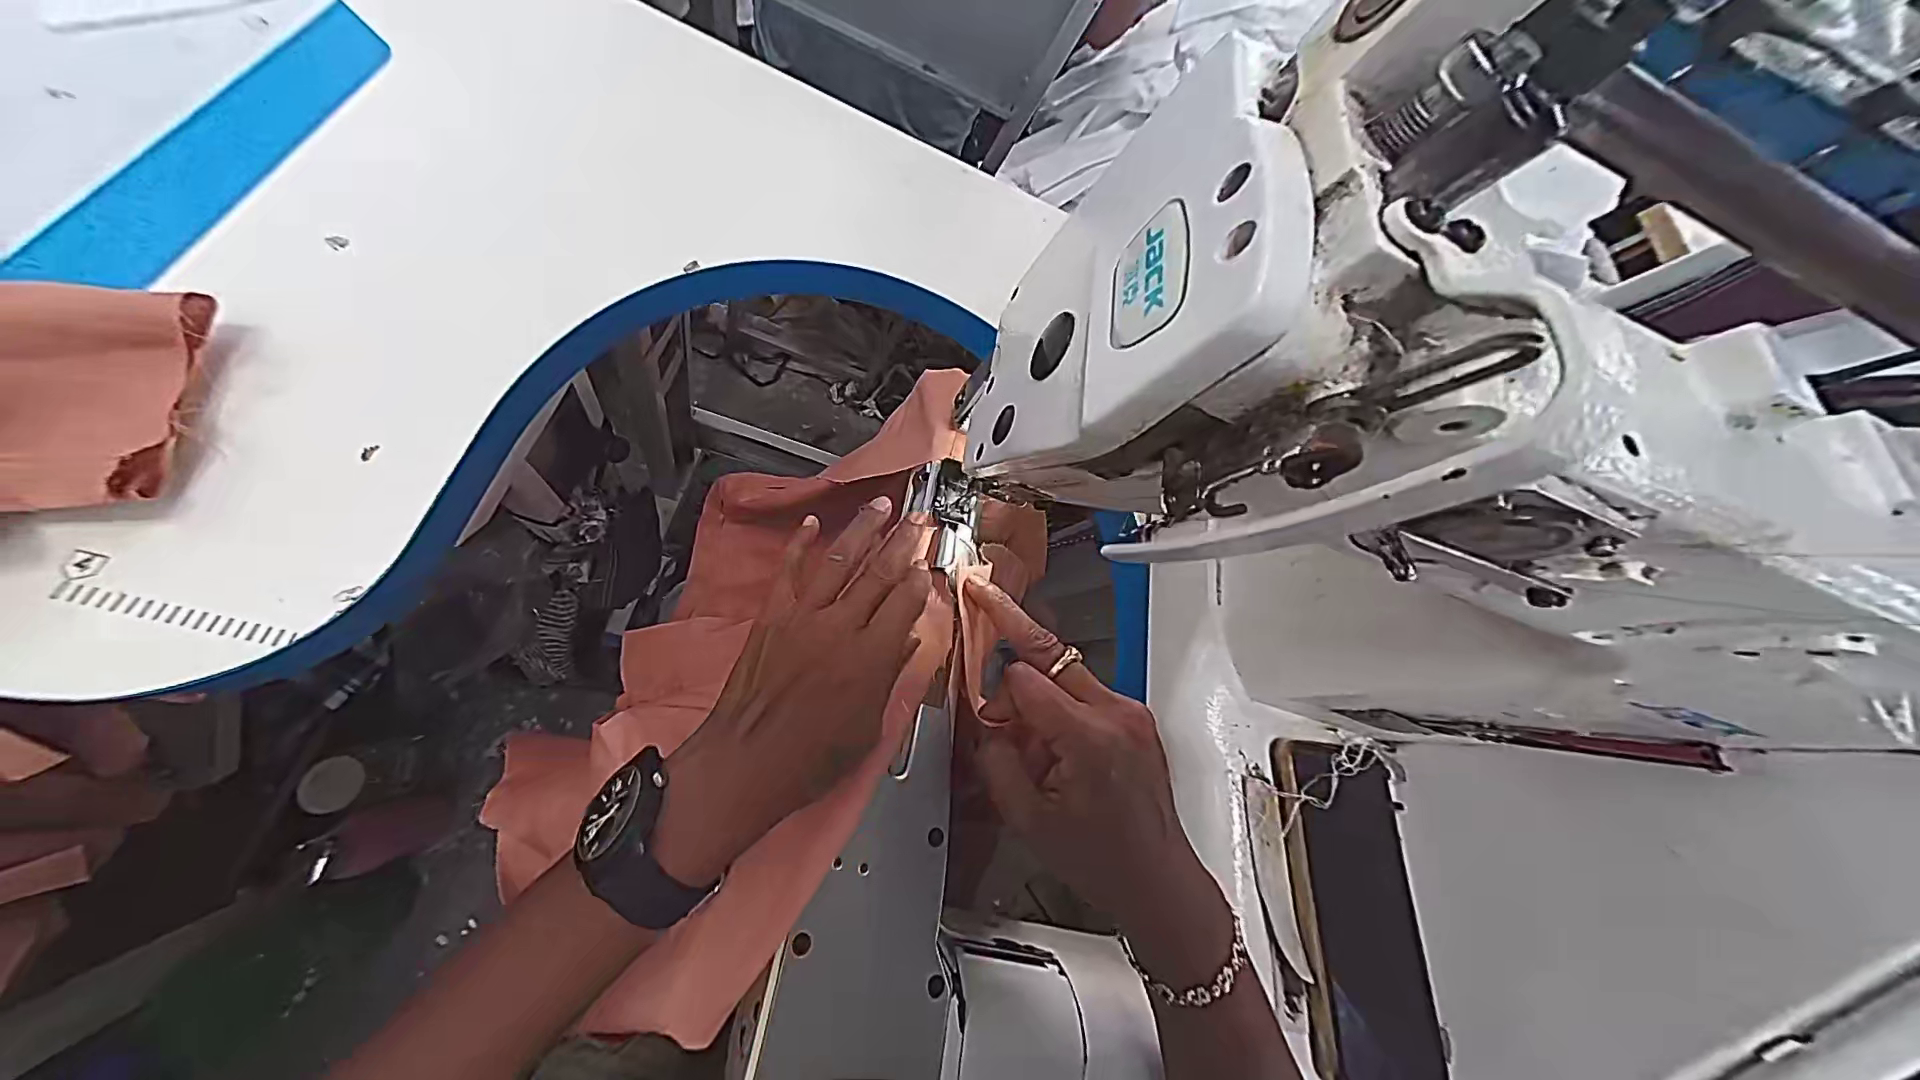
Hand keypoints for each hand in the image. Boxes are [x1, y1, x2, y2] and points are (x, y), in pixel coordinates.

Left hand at [651, 498, 932, 884]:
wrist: (746, 760)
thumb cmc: (812, 755)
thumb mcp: (868, 726)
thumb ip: (891, 676)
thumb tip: (911, 641)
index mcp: (870, 656)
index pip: (905, 601)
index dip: (921, 577)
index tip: (930, 559)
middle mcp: (840, 627)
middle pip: (879, 572)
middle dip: (904, 540)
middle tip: (920, 517)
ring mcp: (803, 617)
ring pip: (839, 561)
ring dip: (863, 529)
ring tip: (880, 504)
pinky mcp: (773, 616)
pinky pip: (789, 572)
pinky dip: (800, 545)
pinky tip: (813, 523)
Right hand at [967, 577, 1230, 980]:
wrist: (1157, 879)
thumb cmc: (1102, 860)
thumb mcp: (1026, 818)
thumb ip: (996, 756)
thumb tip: (987, 716)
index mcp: (1088, 737)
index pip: (1026, 677)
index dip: (995, 688)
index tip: (974, 673)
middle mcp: (1116, 713)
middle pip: (1050, 651)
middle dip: (1012, 628)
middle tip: (983, 592)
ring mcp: (1130, 712)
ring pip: (1066, 670)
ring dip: (1036, 687)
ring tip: (1025, 736)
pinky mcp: (1134, 718)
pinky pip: (1085, 691)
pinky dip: (1059, 703)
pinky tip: (1051, 742)